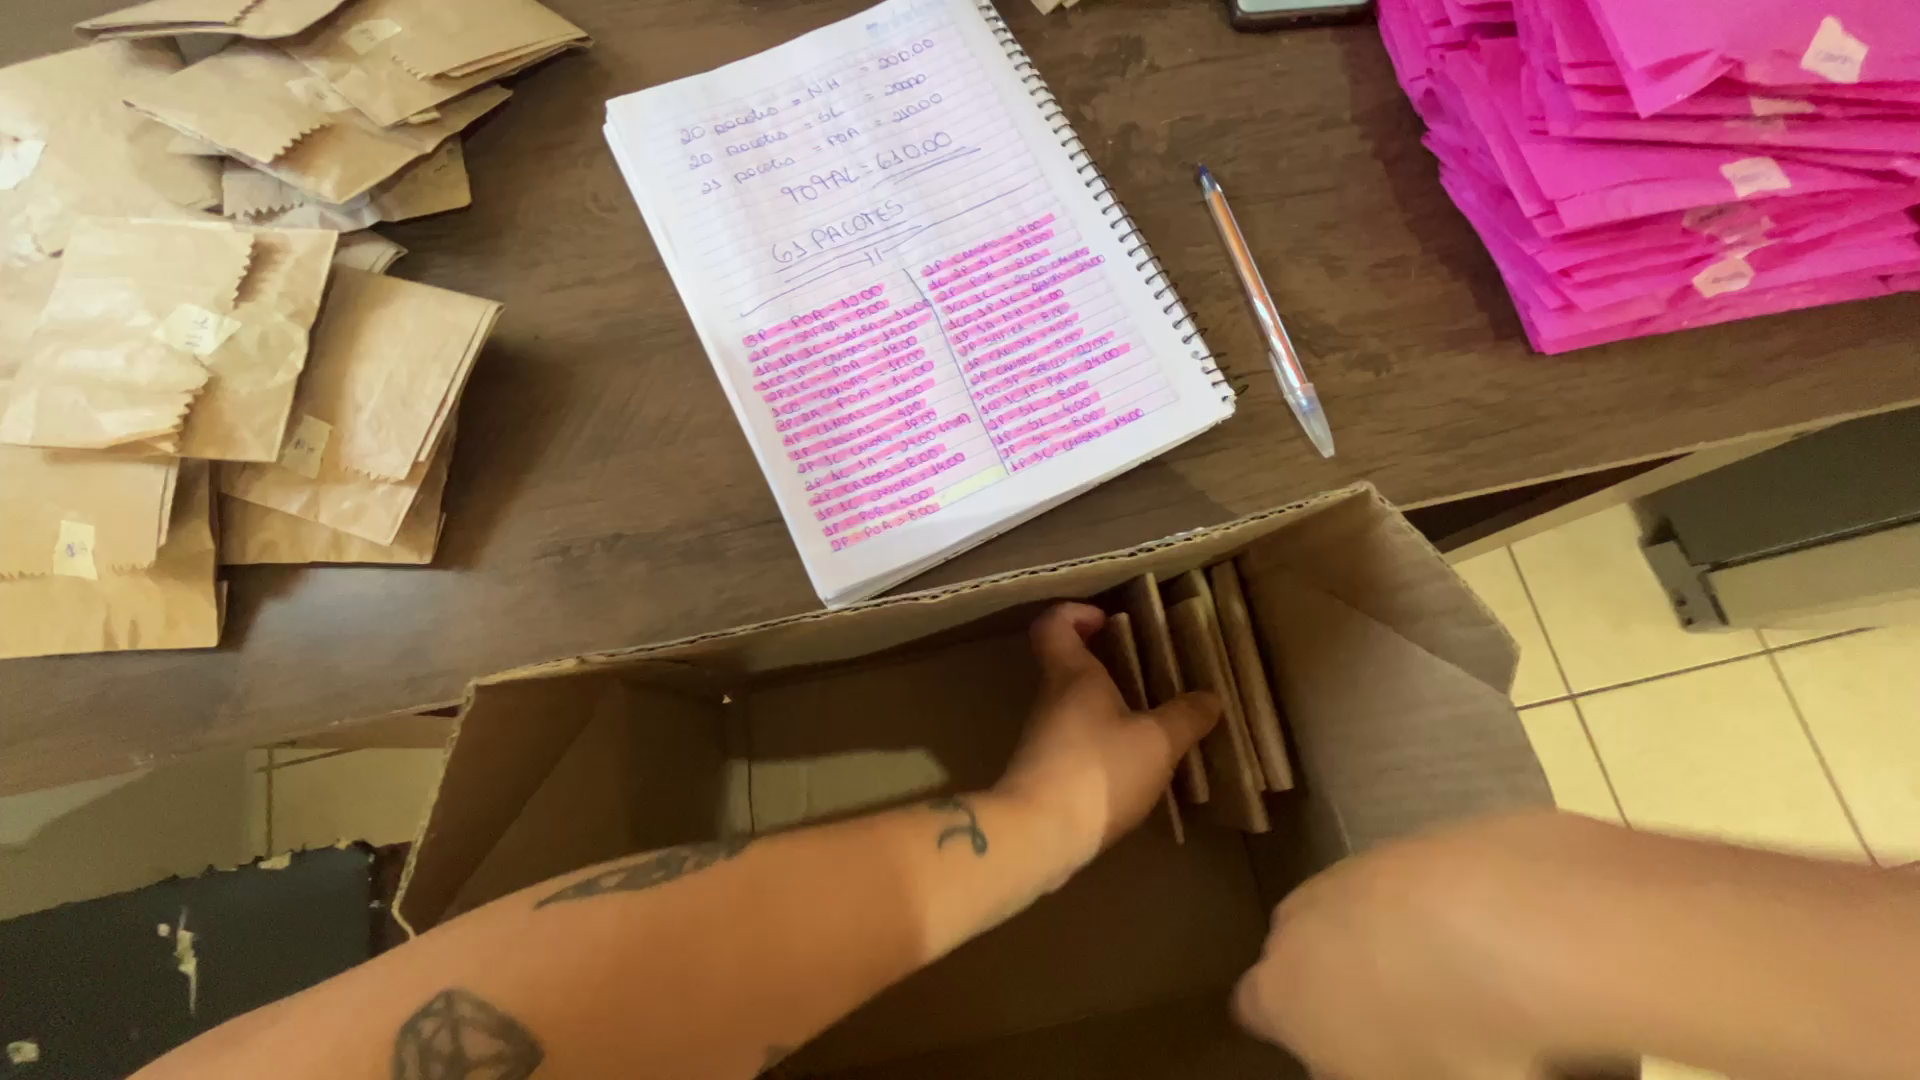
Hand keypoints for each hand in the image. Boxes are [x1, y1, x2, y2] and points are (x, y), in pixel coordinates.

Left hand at [996, 602, 1219, 864]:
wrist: (1038, 833)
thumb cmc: (1098, 772)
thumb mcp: (1156, 742)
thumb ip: (1185, 718)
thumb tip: (1210, 697)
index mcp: (1071, 674)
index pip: (1053, 624)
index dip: (1075, 613)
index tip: (1108, 621)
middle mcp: (1050, 697)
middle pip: (1066, 663)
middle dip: (1103, 661)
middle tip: (1146, 670)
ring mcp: (1042, 735)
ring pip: (1072, 704)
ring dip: (1105, 704)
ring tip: (1150, 720)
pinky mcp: (1043, 769)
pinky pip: (1073, 739)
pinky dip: (1100, 740)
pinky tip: (1131, 763)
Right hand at [1232, 811, 1641, 1079]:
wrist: (1501, 926)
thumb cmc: (1445, 1043)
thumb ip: (1360, 1067)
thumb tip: (1359, 1052)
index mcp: (1278, 994)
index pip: (1253, 1009)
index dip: (1292, 1030)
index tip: (1335, 1050)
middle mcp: (1292, 924)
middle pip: (1296, 952)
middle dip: (1334, 979)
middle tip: (1396, 1021)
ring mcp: (1342, 877)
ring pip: (1346, 914)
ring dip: (1381, 943)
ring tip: (1449, 981)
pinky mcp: (1395, 845)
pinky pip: (1398, 890)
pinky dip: (1425, 913)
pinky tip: (1481, 940)